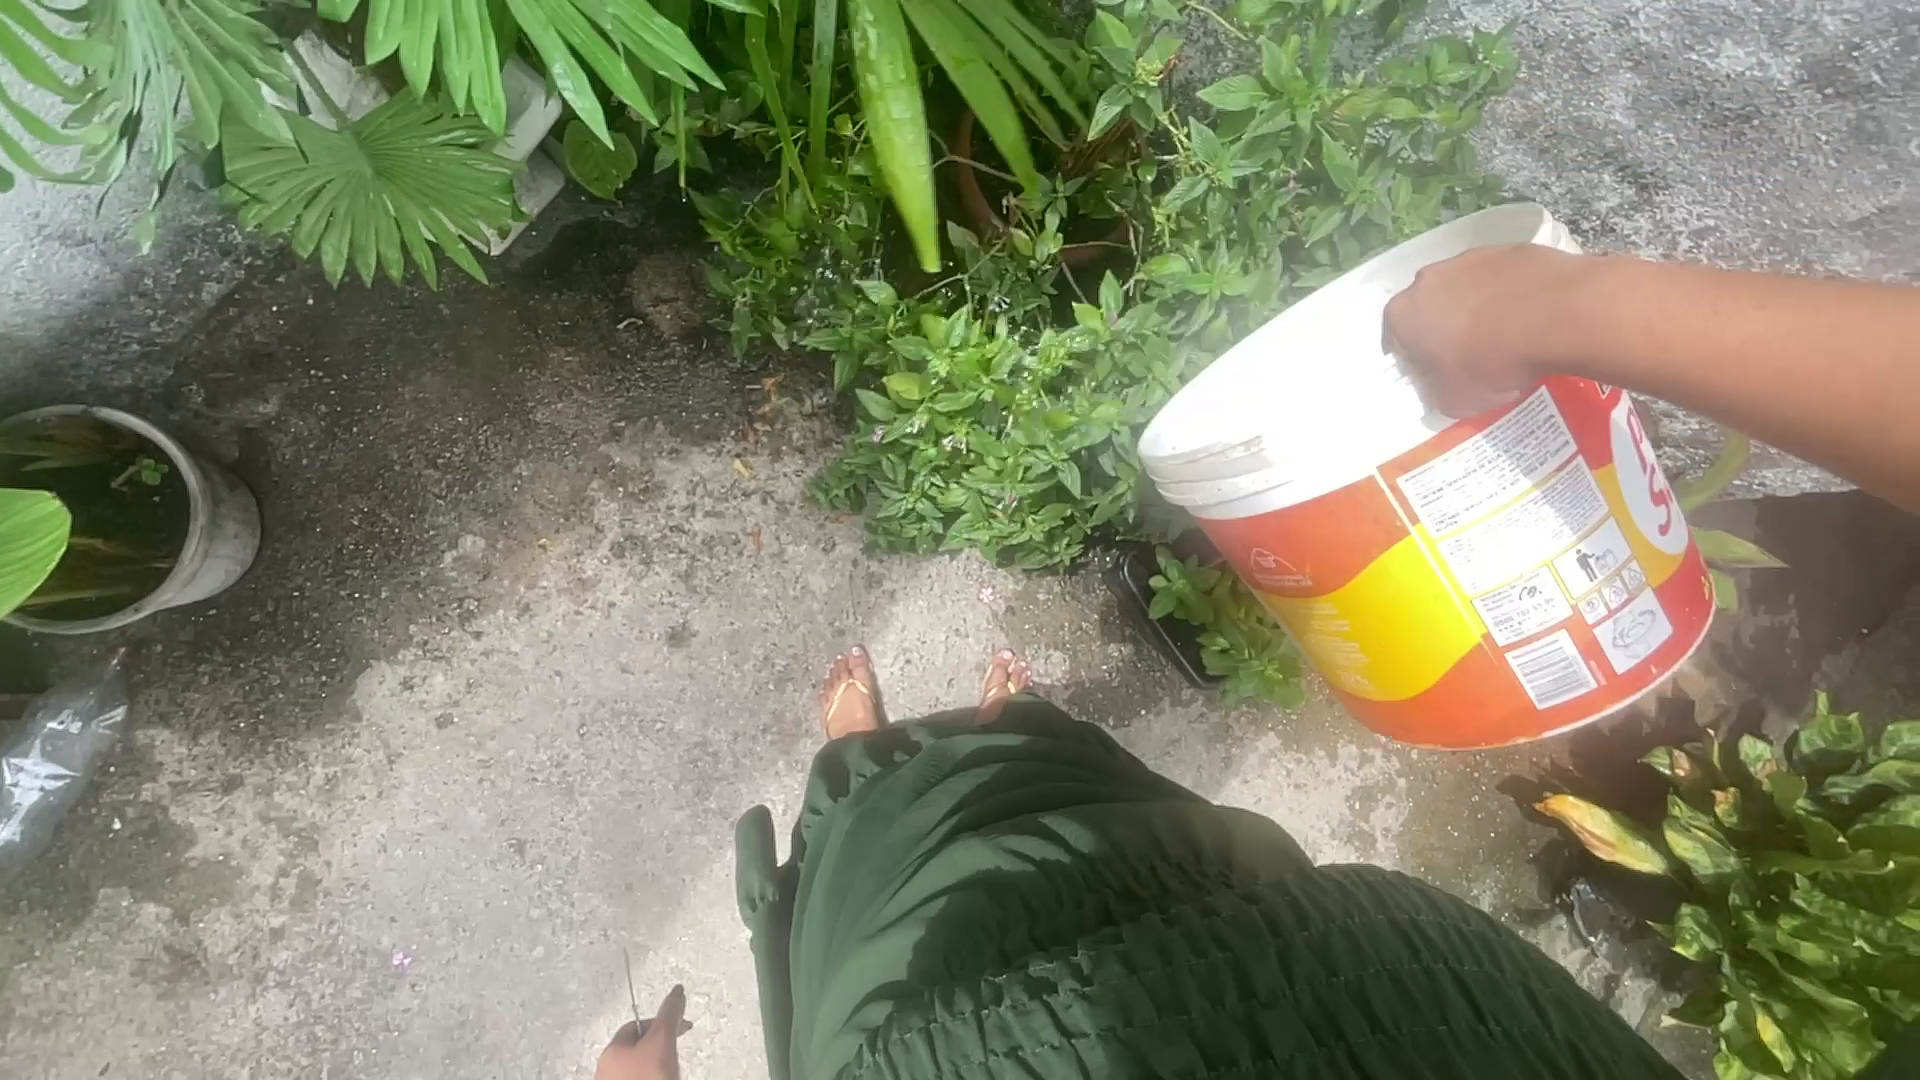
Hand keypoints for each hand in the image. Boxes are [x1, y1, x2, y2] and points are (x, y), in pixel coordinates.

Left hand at [595, 985, 690, 1079]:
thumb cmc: (647, 1077)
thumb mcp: (661, 1041)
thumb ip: (669, 1014)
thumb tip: (677, 989)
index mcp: (610, 1051)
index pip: (636, 1025)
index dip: (659, 1023)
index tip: (679, 1030)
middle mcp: (604, 1070)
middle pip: (636, 1048)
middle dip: (659, 1046)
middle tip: (674, 1053)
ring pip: (637, 1068)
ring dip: (656, 1066)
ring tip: (670, 1072)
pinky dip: (651, 1078)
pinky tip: (662, 1079)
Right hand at [1382, 243, 1589, 417]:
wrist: (1563, 315)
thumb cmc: (1493, 362)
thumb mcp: (1453, 400)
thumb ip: (1437, 393)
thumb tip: (1442, 388)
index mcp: (1402, 314)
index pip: (1396, 339)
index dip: (1415, 358)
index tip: (1436, 371)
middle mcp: (1427, 279)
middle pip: (1429, 307)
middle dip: (1443, 327)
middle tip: (1469, 353)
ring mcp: (1471, 258)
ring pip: (1464, 288)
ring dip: (1476, 307)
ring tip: (1505, 333)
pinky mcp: (1512, 248)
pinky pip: (1501, 276)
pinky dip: (1510, 293)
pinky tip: (1531, 315)